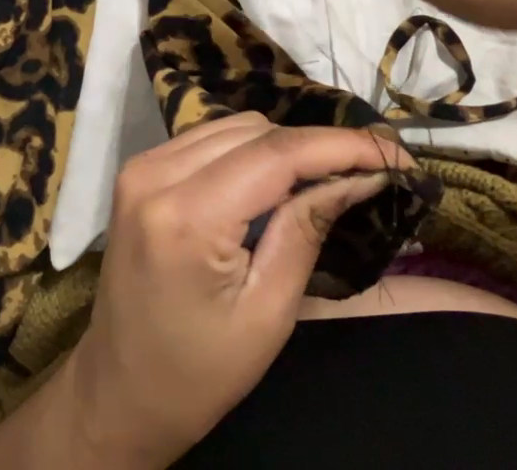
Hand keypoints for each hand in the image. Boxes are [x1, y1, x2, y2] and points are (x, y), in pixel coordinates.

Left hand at [62, 113, 404, 467]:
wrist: (119, 388)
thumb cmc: (199, 370)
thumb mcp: (269, 312)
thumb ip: (307, 229)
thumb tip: (358, 175)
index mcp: (186, 216)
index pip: (276, 153)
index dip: (341, 145)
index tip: (396, 151)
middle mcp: (155, 175)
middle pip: (254, 131)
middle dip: (314, 147)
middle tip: (364, 175)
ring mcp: (140, 169)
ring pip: (230, 127)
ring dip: (280, 147)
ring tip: (320, 183)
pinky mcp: (137, 173)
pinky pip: (205, 140)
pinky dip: (246, 152)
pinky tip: (270, 186)